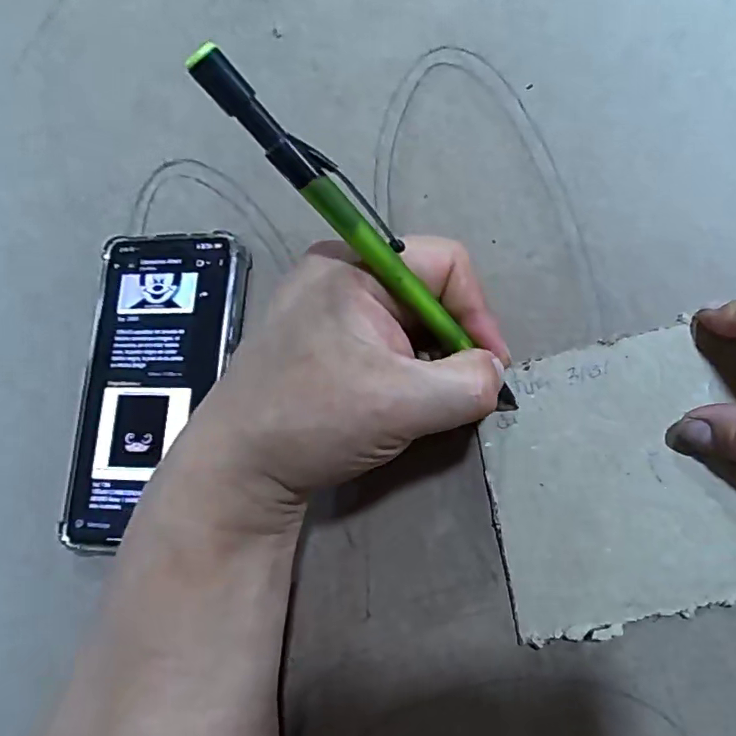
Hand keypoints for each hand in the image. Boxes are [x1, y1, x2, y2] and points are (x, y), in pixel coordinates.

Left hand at [143, 237, 509, 536]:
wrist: (240, 471)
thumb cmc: (313, 421)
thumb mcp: (404, 402)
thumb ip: (468, 383)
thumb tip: (495, 374)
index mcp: (353, 267)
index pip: (446, 265)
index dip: (479, 314)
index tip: (491, 367)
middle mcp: (342, 278)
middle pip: (431, 296)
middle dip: (457, 346)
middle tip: (464, 393)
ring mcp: (332, 314)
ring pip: (414, 327)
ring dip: (436, 367)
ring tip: (432, 407)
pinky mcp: (329, 348)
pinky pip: (392, 349)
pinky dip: (413, 378)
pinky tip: (405, 409)